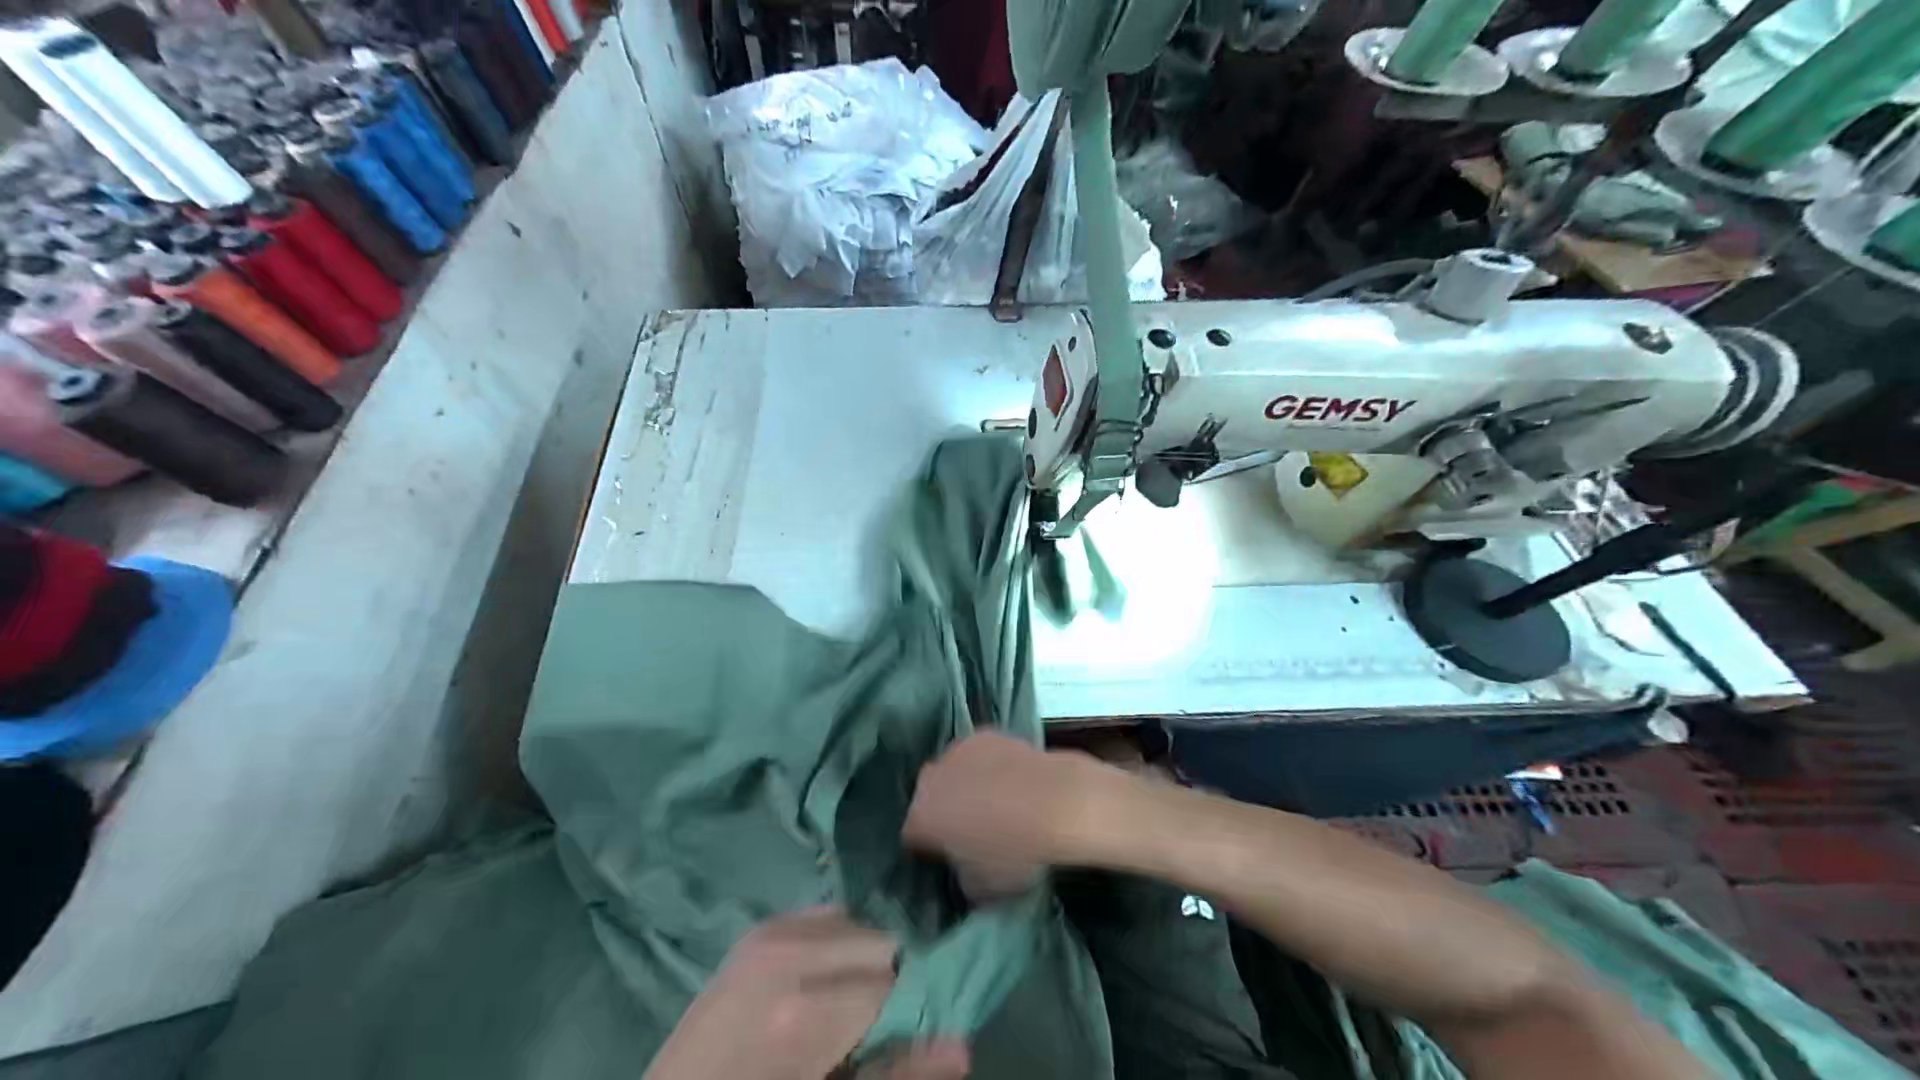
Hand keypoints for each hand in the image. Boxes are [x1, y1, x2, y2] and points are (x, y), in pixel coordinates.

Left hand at [644, 907, 964, 1079]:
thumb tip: (962, 1046)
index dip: (923, 1002)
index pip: (899, 982)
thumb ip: (895, 1074)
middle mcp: (790, 953)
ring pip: (859, 923)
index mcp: (804, 1013)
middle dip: (897, 978)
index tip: (934, 1023)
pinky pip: (827, 917)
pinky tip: (830, 980)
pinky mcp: (762, 927)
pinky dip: (842, 942)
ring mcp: (771, 931)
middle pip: (883, 941)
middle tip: (888, 1022)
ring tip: (856, 1004)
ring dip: (870, 958)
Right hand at [901, 732, 1128, 892]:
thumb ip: (959, 876)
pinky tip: (1011, 778)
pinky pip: (977, 754)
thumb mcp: (981, 889)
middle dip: (942, 810)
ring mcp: (956, 751)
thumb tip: (963, 867)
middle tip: (970, 829)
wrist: (1055, 804)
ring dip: (963, 784)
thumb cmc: (1015, 853)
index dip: (930, 848)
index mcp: (920, 819)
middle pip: (928, 797)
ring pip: (951, 771)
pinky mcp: (984, 734)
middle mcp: (929, 780)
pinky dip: (988, 764)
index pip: (913, 837)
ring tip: (996, 801)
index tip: (949, 856)